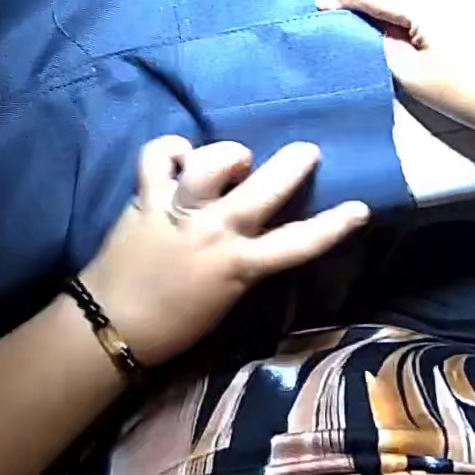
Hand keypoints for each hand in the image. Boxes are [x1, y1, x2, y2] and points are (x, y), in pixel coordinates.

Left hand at [78, 137, 370, 365]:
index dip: (335, 225)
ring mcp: (179, 211)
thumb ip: (245, 256)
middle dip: (293, 163)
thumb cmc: (177, 321)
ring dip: (229, 155)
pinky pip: (160, 155)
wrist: (115, 325)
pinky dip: (172, 149)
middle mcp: (214, 232)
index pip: (298, 243)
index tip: (359, 208)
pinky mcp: (146, 198)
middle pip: (263, 189)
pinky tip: (179, 159)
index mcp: (239, 266)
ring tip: (233, 162)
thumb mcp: (227, 294)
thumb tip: (258, 221)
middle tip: (305, 152)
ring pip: (211, 162)